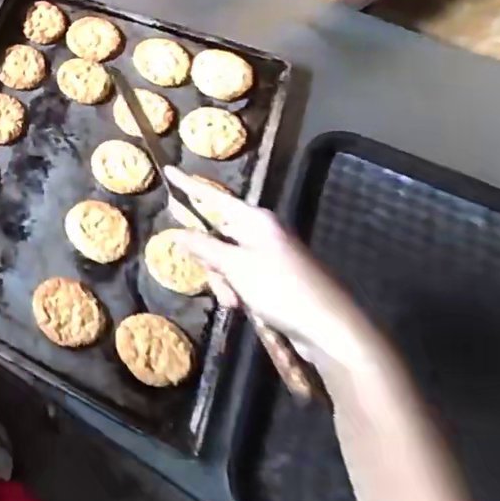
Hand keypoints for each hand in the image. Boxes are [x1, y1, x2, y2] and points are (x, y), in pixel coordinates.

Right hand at [165, 168, 383, 375]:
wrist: (331, 330)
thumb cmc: (281, 289)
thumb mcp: (234, 266)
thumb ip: (203, 247)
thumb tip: (177, 232)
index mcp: (255, 221)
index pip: (212, 197)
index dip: (188, 186)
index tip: (168, 170)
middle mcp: (262, 233)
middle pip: (215, 234)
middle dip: (208, 259)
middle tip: (215, 278)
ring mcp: (269, 255)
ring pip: (224, 259)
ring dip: (222, 281)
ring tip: (234, 302)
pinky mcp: (274, 277)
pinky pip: (239, 276)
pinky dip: (235, 290)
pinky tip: (242, 307)